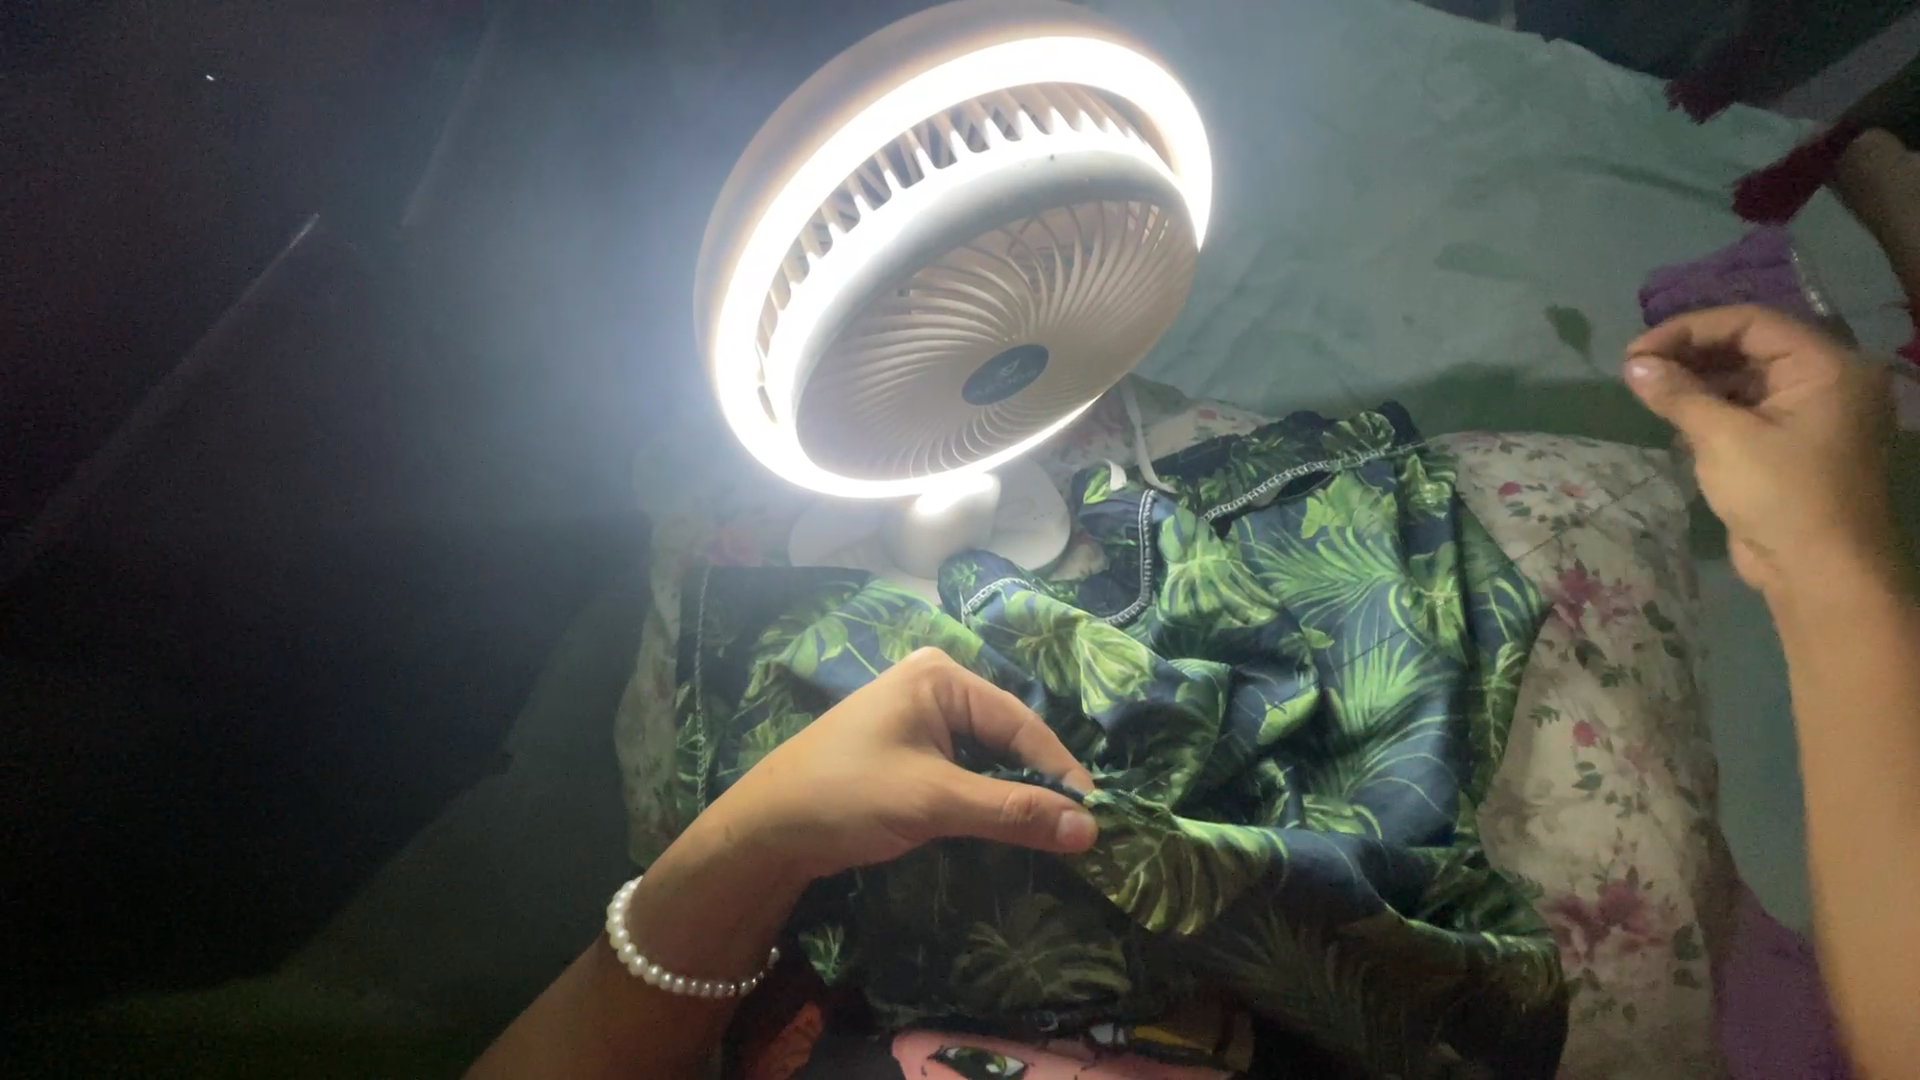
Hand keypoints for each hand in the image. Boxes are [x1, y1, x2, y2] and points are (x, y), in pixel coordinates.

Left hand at [696, 647, 1097, 884]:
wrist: (765, 828)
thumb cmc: (846, 796)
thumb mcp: (933, 800)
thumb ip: (1011, 811)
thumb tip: (1090, 828)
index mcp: (940, 675)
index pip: (1019, 721)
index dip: (1059, 769)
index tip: (1096, 814)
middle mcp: (935, 682)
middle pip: (1005, 733)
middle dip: (1037, 780)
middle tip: (1076, 827)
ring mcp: (920, 712)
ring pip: (986, 751)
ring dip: (1012, 789)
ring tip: (1050, 828)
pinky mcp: (910, 743)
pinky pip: (964, 763)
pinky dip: (985, 792)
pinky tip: (1005, 819)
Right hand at [1624, 305, 1894, 596]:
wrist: (1816, 562)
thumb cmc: (1778, 492)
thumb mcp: (1721, 437)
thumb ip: (1677, 394)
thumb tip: (1633, 364)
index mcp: (1826, 367)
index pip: (1751, 323)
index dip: (1688, 329)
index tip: (1634, 353)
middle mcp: (1825, 380)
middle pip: (1749, 345)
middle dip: (1688, 352)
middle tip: (1634, 371)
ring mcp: (1809, 411)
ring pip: (1744, 375)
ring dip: (1694, 379)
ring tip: (1646, 391)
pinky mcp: (1790, 439)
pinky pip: (1744, 405)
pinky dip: (1706, 404)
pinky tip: (1673, 417)